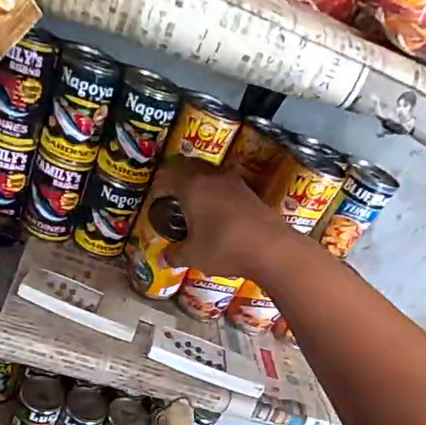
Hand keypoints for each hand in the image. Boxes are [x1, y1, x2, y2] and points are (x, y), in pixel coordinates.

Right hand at [149, 155, 308, 278]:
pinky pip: (225, 185)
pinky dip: (214, 191)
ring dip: (198, 180)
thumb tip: (163, 258)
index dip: (158, 182)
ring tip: (191, 197)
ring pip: (209, 173)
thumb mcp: (193, 256)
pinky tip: (214, 208)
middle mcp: (213, 178)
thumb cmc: (224, 248)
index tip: (153, 193)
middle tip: (168, 188)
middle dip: (177, 175)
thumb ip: (175, 254)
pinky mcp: (250, 193)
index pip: (168, 174)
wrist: (272, 249)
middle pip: (189, 166)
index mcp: (193, 187)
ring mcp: (234, 183)